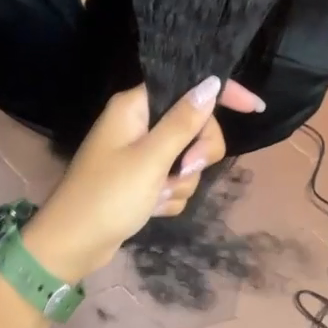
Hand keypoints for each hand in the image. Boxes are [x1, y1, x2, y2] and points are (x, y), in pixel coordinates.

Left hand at [22, 78, 263, 280]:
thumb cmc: (107, 196)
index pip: (185, 85)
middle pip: (192, 124)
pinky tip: (151, 210)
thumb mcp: (150, 159)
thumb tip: (212, 82)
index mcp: (134, 106)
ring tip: (156, 197)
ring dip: (180, 182)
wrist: (73, 245)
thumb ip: (183, 122)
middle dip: (196, 153)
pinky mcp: (142, 179)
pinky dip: (169, 197)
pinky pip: (173, 181)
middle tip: (184, 172)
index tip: (254, 107)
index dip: (221, 92)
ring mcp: (139, 153)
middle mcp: (137, 123)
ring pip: (186, 158)